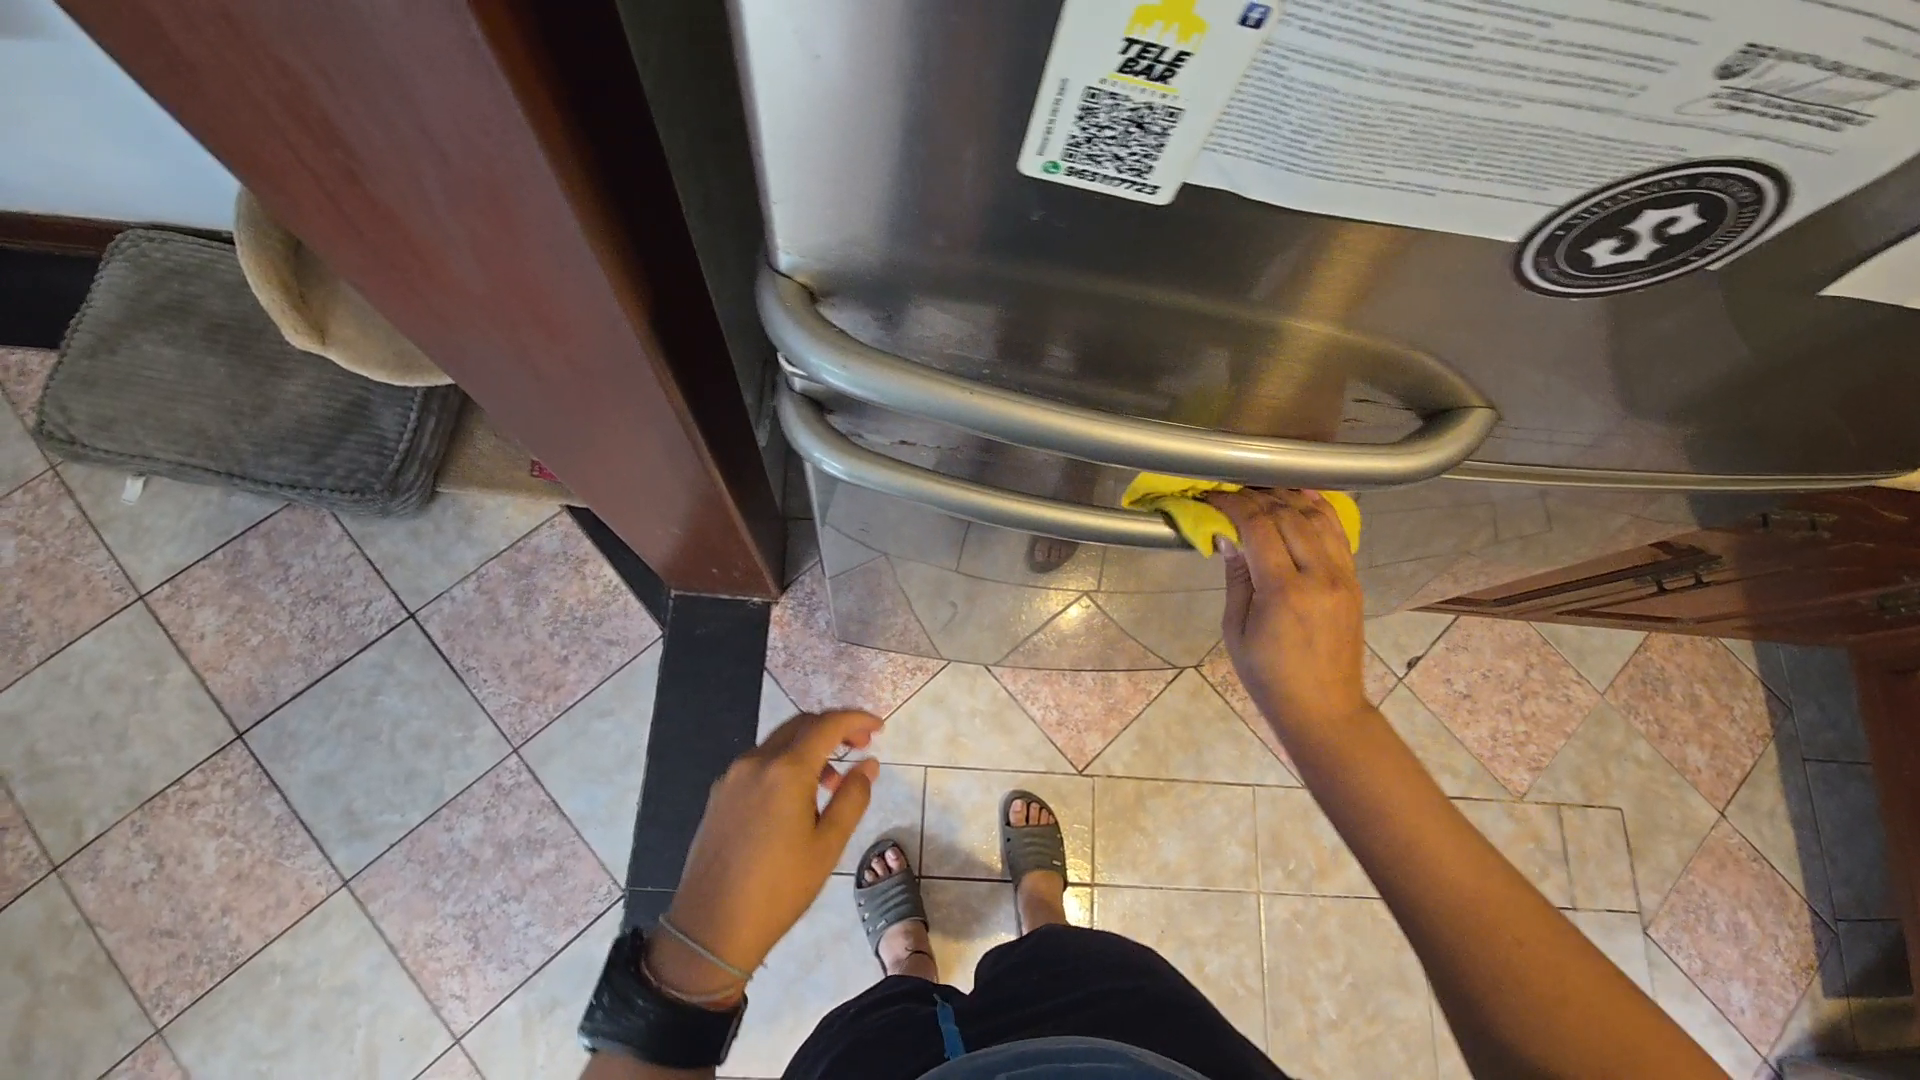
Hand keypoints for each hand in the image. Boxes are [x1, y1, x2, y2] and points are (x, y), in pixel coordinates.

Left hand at [647, 710, 881, 1002]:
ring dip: (810, 748)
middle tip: (862, 743)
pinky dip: (786, 765)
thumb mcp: (828, 846)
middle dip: (834, 728)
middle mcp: (755, 762)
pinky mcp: (719, 796)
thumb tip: (868, 764)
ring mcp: (732, 777)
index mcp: (785, 770)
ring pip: (778, 744)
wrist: (711, 927)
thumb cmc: (779, 889)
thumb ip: (852, 798)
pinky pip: (760, 764)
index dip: (856, 719)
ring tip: (833, 781)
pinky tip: (798, 798)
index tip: (879, 727)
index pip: (827, 725)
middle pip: (800, 725)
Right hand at [1207, 489, 1370, 733]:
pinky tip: (1303, 496)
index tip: (1213, 497)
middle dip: (1257, 497)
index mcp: (1284, 591)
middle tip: (1232, 492)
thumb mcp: (1236, 630)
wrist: (1323, 708)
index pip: (1259, 527)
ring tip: (1263, 489)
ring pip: (1318, 517)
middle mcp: (1319, 576)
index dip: (1234, 504)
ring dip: (1289, 496)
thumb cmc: (1268, 676)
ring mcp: (1343, 576)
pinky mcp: (1354, 581)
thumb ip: (1237, 577)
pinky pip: (1339, 533)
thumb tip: (1228, 536)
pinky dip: (1321, 509)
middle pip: (1289, 515)